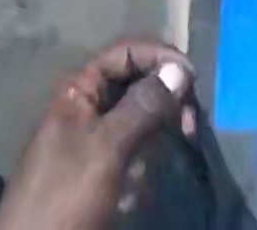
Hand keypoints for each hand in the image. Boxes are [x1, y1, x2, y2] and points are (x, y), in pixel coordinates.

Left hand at [0, 39, 194, 229]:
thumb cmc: (63, 203)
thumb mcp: (106, 150)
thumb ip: (143, 106)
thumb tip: (180, 68)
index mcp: (79, 91)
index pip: (126, 53)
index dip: (160, 57)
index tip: (192, 79)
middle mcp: (87, 109)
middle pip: (136, 83)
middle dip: (164, 100)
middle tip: (190, 126)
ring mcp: (93, 144)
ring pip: (140, 122)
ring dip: (155, 139)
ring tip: (160, 164)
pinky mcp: (99, 177)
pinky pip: (133, 157)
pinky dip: (143, 170)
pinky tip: (137, 195)